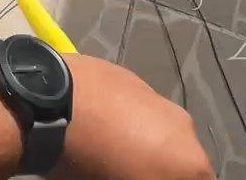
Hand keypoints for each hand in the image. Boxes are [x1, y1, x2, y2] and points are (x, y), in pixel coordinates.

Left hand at [56, 55, 212, 179]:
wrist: (54, 102)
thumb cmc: (93, 164)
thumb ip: (150, 176)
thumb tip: (147, 169)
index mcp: (192, 161)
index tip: (144, 177)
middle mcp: (183, 125)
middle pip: (182, 161)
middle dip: (162, 170)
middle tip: (130, 172)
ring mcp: (155, 95)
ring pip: (160, 132)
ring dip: (147, 146)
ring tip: (114, 153)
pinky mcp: (128, 75)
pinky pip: (138, 109)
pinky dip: (129, 122)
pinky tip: (101, 127)